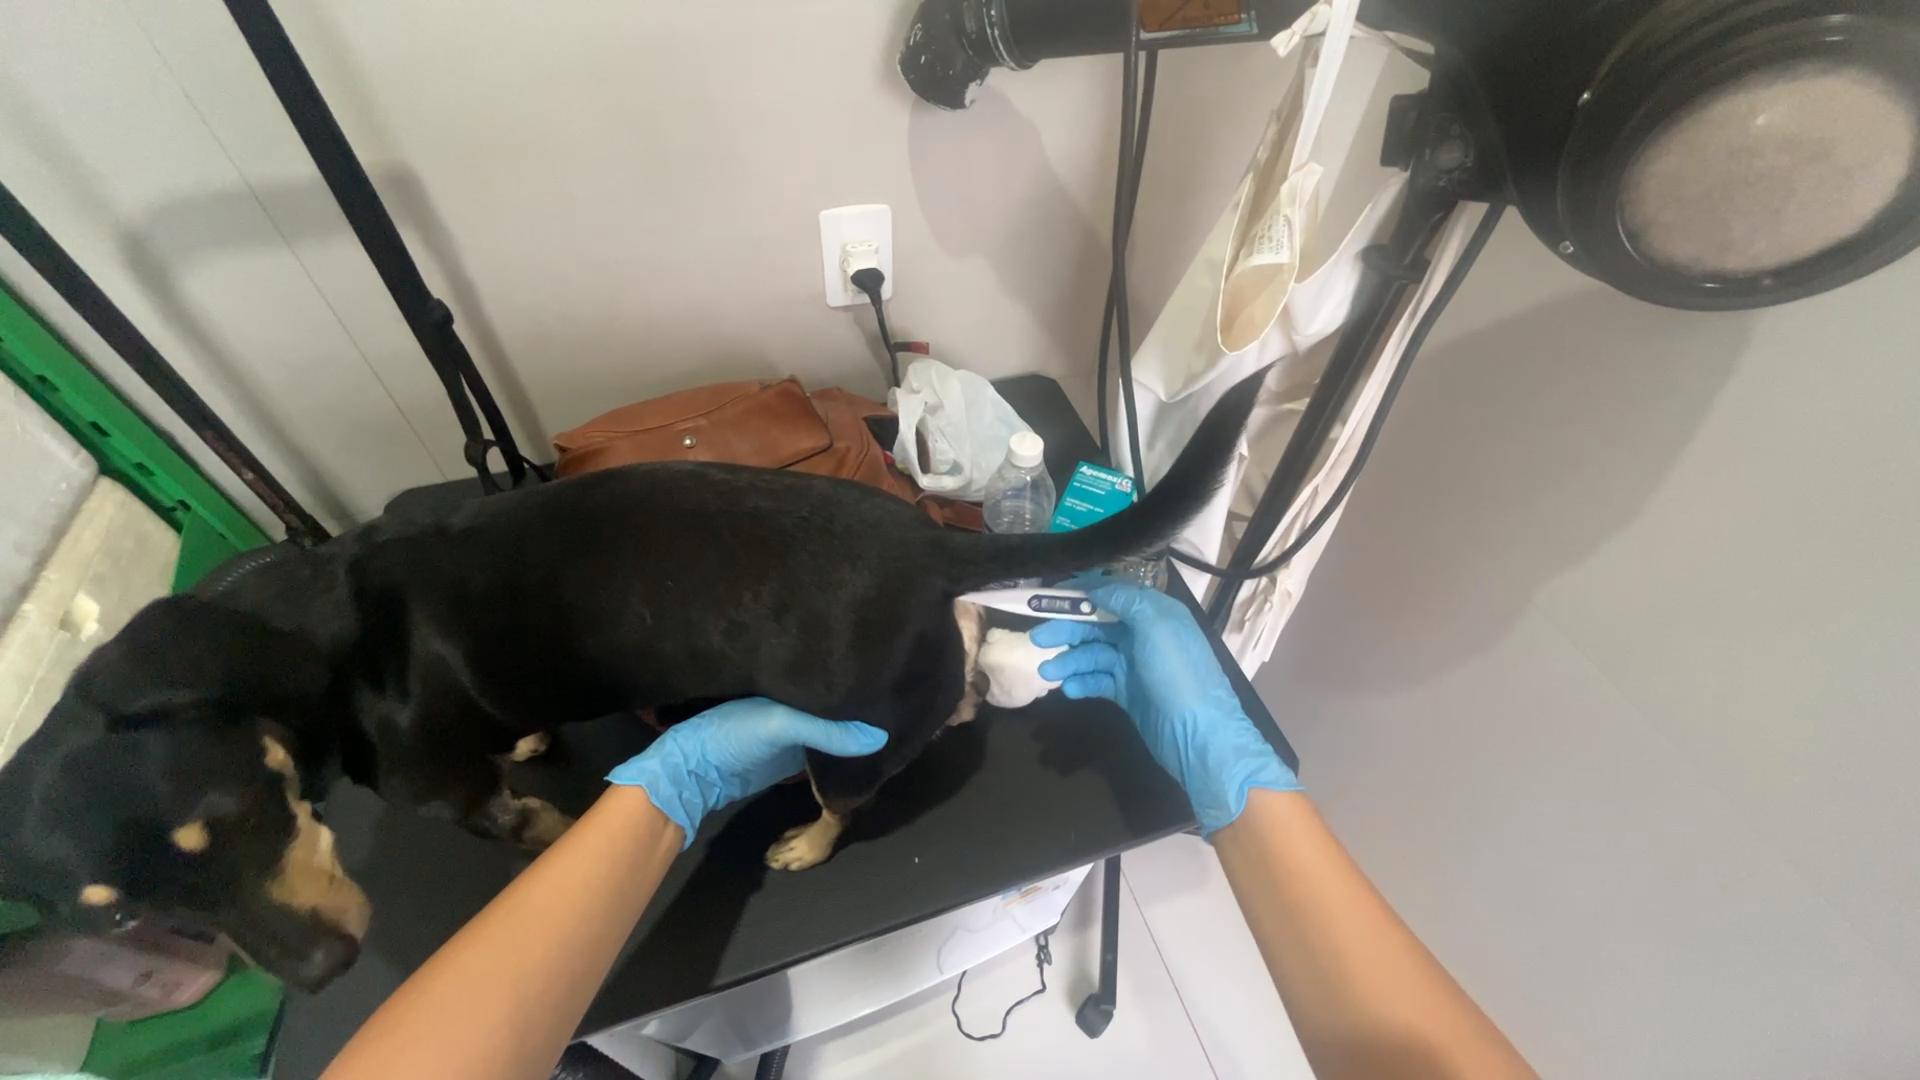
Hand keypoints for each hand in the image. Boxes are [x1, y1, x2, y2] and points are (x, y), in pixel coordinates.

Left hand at [606, 699, 886, 847]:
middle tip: (900, 723)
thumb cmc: (733, 734)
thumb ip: (828, 729)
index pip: (841, 682)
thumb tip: (881, 737)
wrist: (694, 776)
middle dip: (865, 718)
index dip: (865, 689)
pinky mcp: (796, 760)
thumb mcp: (781, 724)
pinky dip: (841, 762)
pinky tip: (863, 762)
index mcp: (798, 684)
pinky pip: (827, 759)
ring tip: (891, 741)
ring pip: (837, 735)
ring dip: (855, 742)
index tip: (896, 694)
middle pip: (843, 710)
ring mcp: (800, 733)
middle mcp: (804, 704)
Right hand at [1031, 582, 1298, 832]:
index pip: (1112, 593)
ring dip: (1069, 661)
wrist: (1199, 736)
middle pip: (1096, 625)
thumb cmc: (1178, 674)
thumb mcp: (1156, 625)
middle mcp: (1143, 635)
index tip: (1050, 596)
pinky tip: (1069, 689)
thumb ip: (1124, 599)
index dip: (1082, 593)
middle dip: (1067, 630)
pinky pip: (1097, 681)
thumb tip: (1093, 585)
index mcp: (1155, 613)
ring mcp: (1134, 666)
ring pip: (1092, 655)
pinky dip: (1082, 682)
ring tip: (1047, 673)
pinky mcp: (1127, 693)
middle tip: (1037, 640)